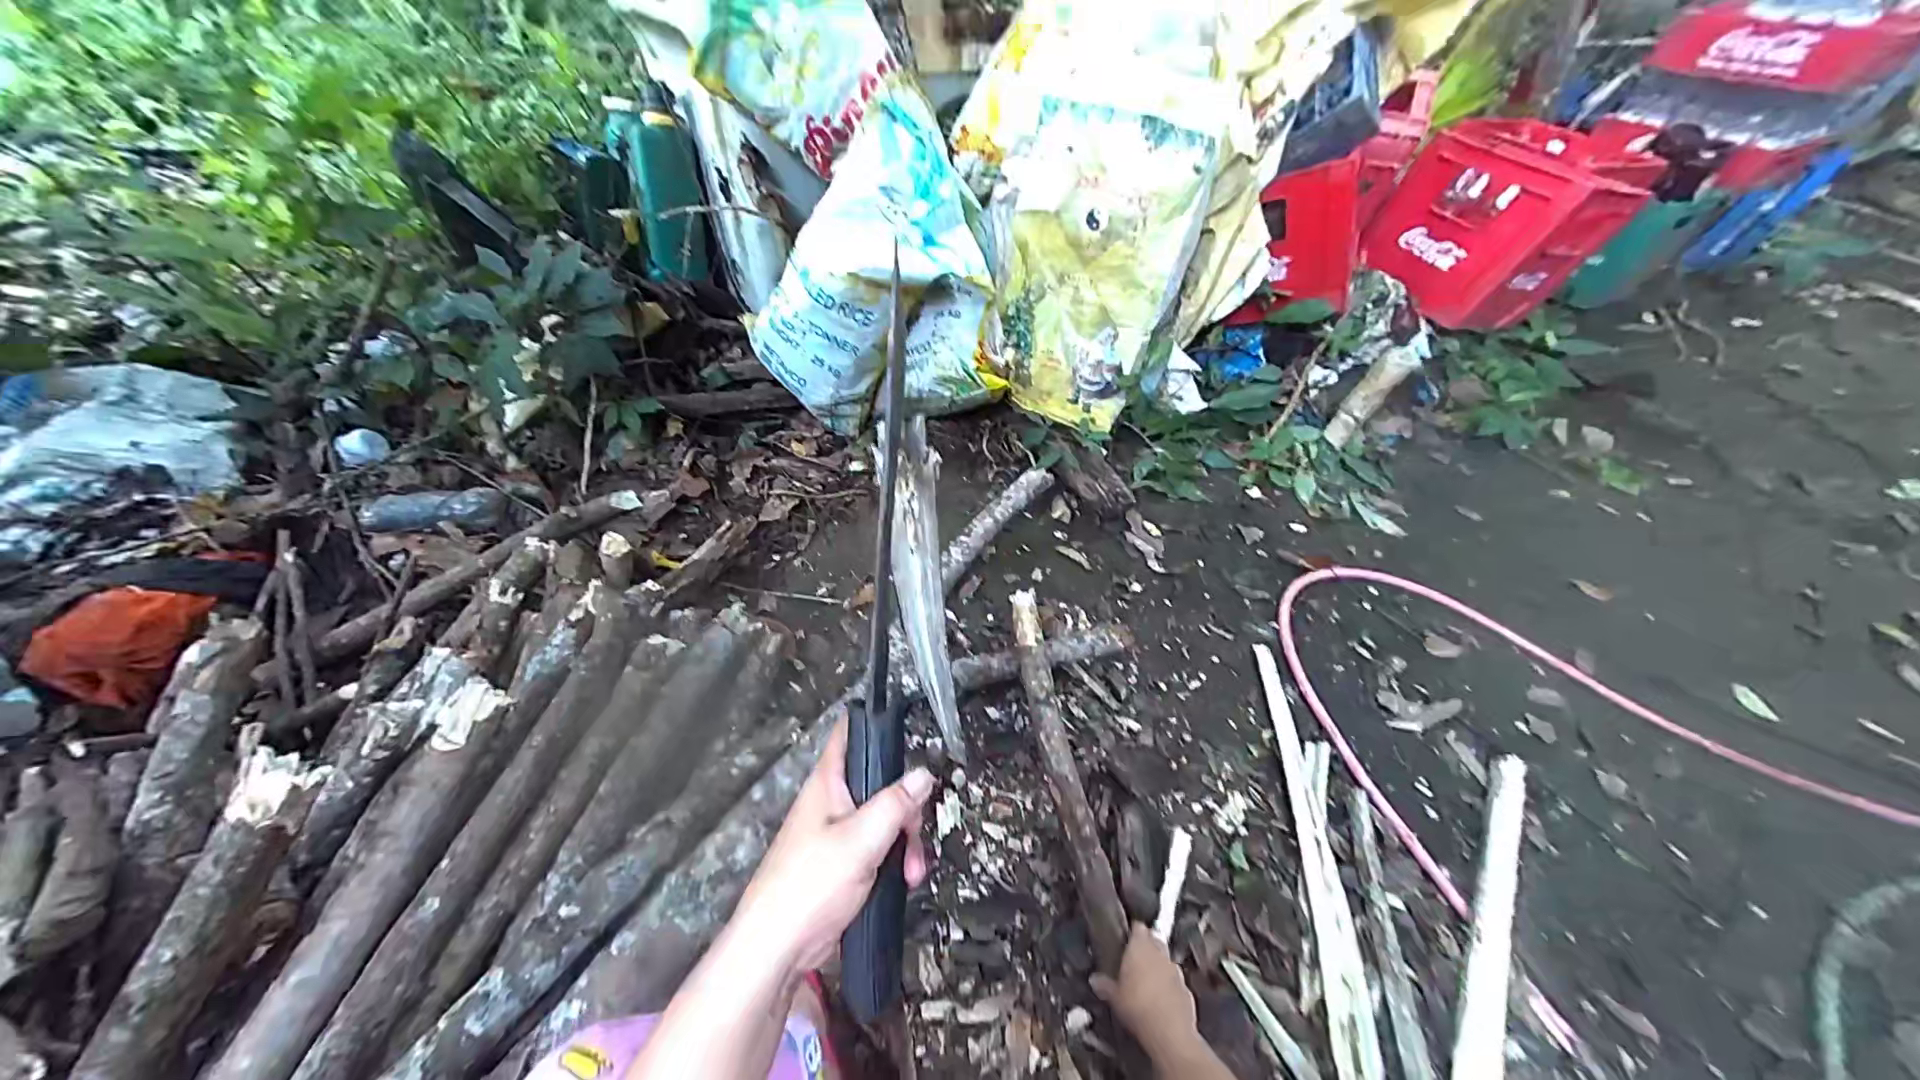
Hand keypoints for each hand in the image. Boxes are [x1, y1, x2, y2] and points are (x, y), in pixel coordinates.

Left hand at [729, 713, 932, 980]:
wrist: (777, 950)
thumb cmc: (808, 886)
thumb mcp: (861, 839)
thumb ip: (895, 804)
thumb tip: (923, 774)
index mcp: (828, 783)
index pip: (851, 735)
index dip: (876, 725)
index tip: (905, 728)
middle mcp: (832, 802)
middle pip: (881, 784)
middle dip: (907, 809)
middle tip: (915, 834)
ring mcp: (838, 833)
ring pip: (884, 819)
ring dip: (904, 841)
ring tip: (910, 871)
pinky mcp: (843, 863)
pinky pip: (878, 848)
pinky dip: (894, 861)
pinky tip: (902, 882)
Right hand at [1090, 924, 1199, 1057]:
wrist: (1170, 1034)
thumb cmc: (1138, 1007)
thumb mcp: (1114, 996)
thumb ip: (1104, 984)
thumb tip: (1095, 980)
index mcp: (1140, 946)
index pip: (1138, 926)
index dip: (1132, 929)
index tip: (1126, 934)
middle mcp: (1160, 953)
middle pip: (1154, 939)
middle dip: (1147, 945)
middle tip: (1135, 957)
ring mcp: (1176, 970)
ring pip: (1166, 960)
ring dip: (1159, 965)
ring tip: (1147, 980)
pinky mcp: (1187, 989)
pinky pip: (1176, 981)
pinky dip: (1170, 985)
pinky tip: (1161, 998)